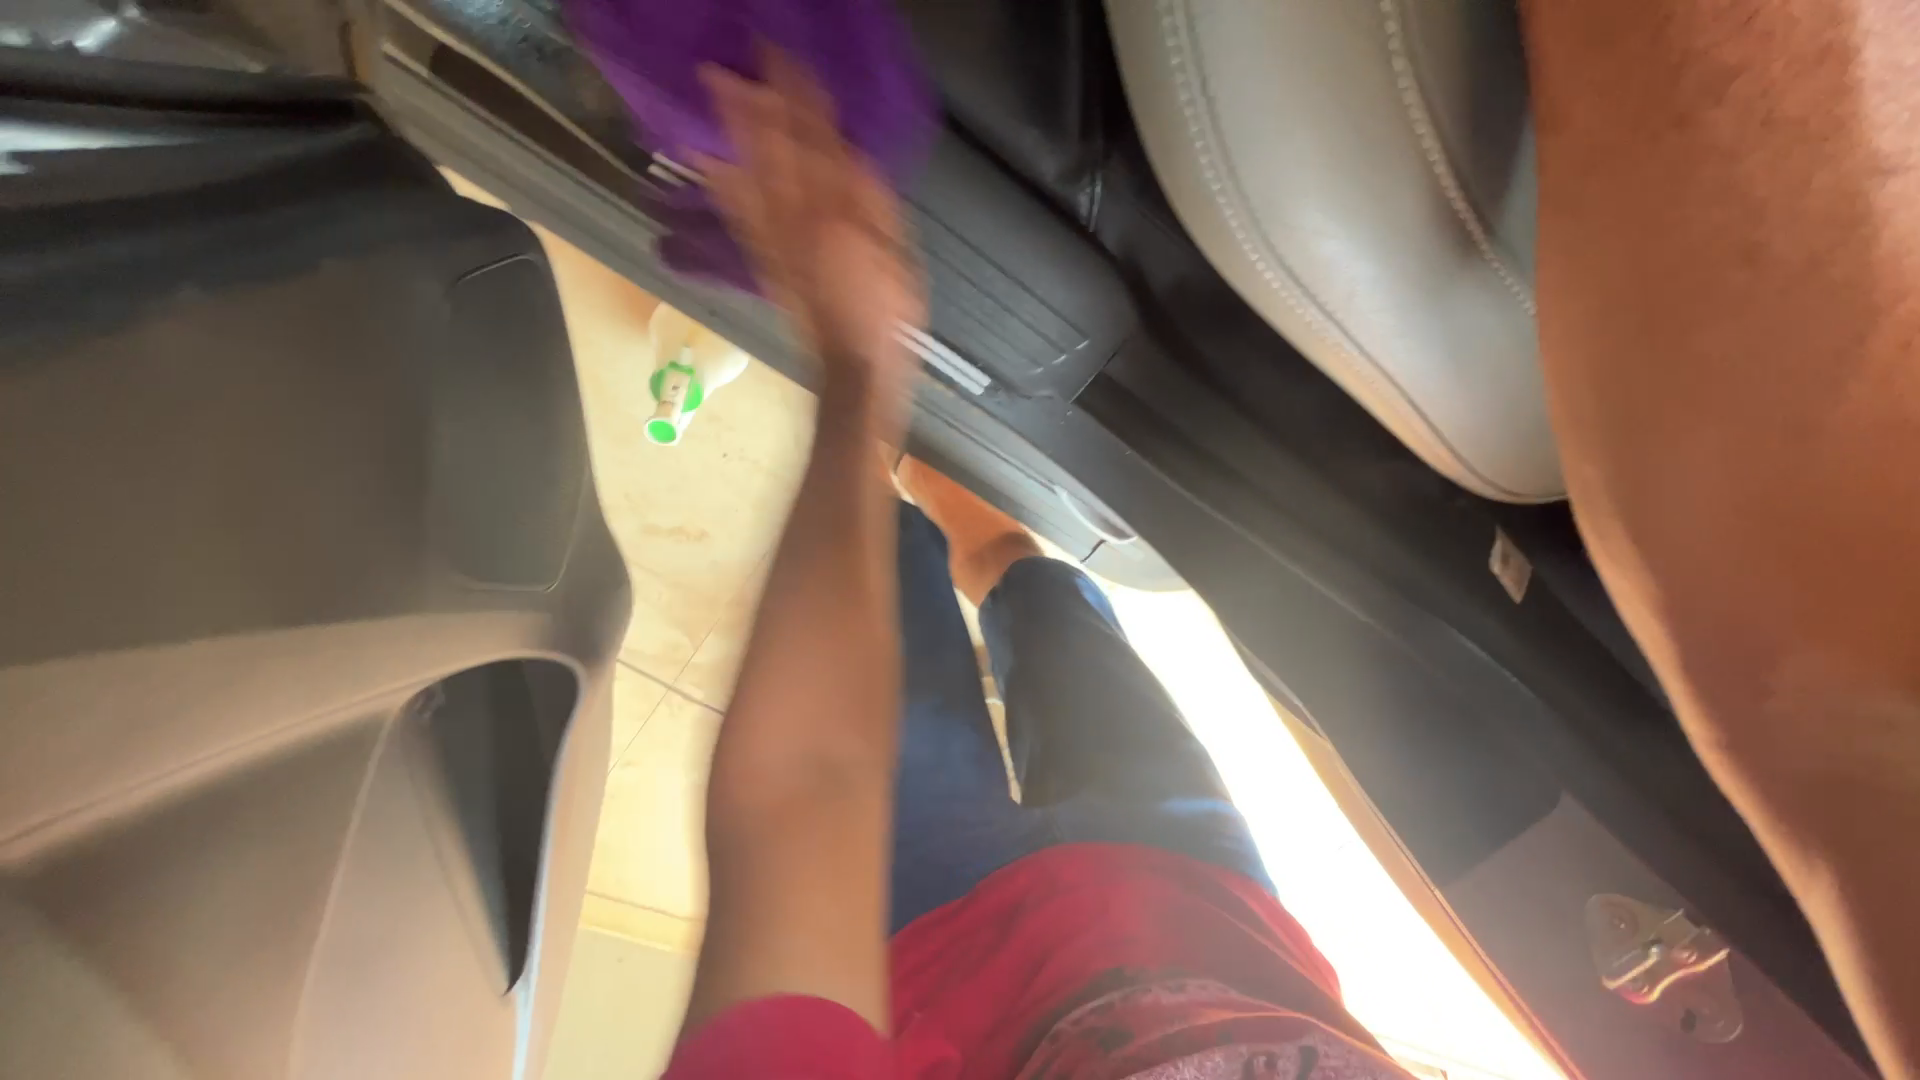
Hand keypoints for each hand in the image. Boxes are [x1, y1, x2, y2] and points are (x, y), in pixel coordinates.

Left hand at [698, 48, 924, 390]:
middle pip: (775, 151)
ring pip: (752, 174)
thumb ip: (874, 203)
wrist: (854, 365)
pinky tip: (707, 161)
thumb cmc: (886, 315)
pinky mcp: (766, 260)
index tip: (782, 59)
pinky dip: (722, 184)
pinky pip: (740, 215)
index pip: (818, 142)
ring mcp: (777, 240)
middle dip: (755, 104)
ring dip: (732, 132)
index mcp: (838, 214)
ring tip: (712, 92)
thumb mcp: (898, 255)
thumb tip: (852, 158)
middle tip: (729, 64)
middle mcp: (800, 219)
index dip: (799, 99)